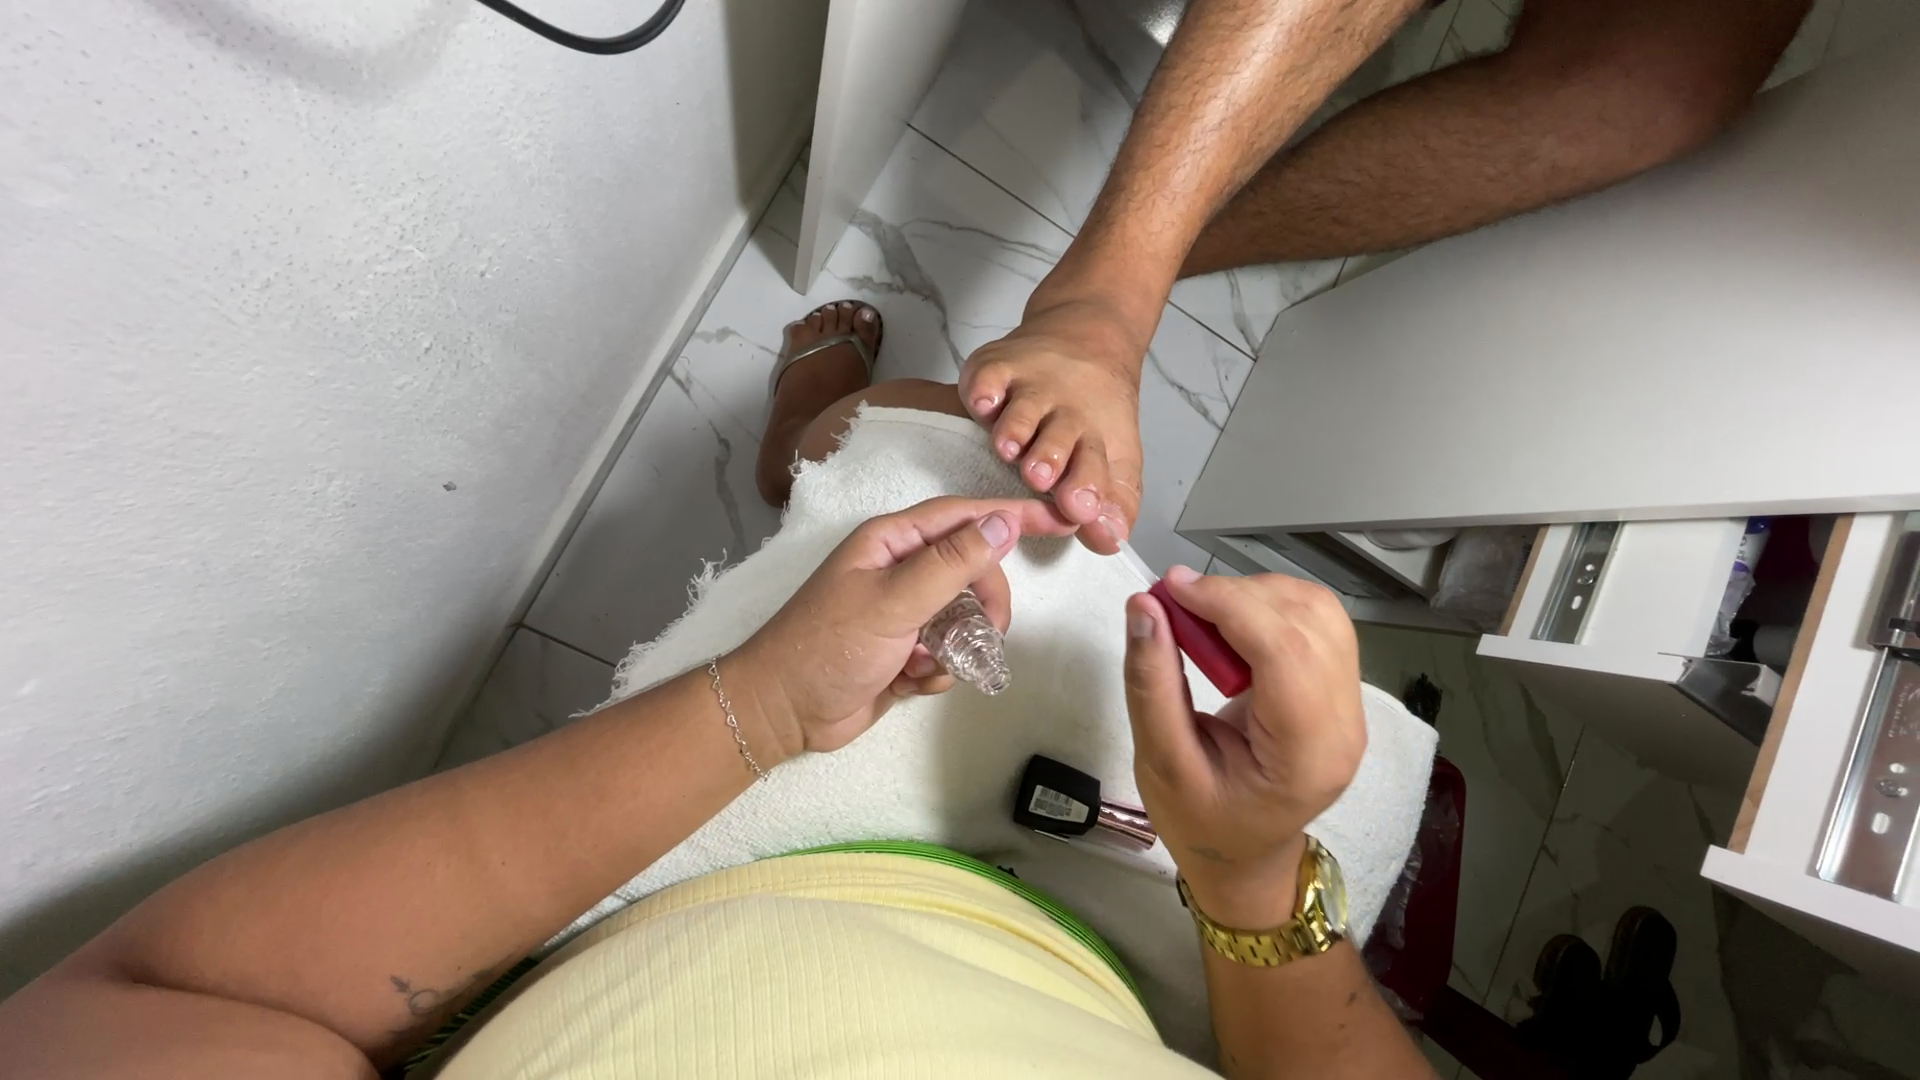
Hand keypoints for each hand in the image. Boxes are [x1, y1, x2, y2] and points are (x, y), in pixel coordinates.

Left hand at [731, 496, 1076, 759]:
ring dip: (958, 645)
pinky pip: (949, 650)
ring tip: (926, 665)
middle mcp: (903, 569)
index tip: (1063, 520)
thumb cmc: (829, 647)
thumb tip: (1004, 524)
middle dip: (985, 605)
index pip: (966, 517)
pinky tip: (910, 681)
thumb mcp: (893, 601)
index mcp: (894, 541)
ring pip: (965, 616)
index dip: (1014, 517)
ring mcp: (906, 610)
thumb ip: (952, 563)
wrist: (783, 713)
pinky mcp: (907, 648)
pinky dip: (939, 669)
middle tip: (986, 634)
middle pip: (974, 571)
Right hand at [959, 298, 1147, 555]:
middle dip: (1049, 457)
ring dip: (1016, 429)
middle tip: (1039, 476)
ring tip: (1009, 448)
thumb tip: (1109, 540)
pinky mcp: (998, 369)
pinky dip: (983, 389)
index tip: (1081, 509)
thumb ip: (1112, 506)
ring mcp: (1031, 391)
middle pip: (1059, 439)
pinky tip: (983, 403)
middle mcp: (1064, 416)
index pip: (1095, 468)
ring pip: (1024, 411)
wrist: (1086, 339)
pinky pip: (988, 376)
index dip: (1088, 489)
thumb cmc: (1092, 416)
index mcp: (1094, 444)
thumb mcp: (1115, 461)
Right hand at [1123, 566, 1367, 927]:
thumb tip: (1144, 606)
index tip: (1170, 588)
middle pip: (1307, 621)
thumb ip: (1151, 684)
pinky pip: (1315, 623)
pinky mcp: (1338, 689)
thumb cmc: (1200, 822)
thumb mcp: (1159, 762)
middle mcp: (1343, 722)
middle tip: (1175, 603)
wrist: (1244, 855)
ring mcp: (1348, 705)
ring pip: (1317, 611)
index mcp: (1305, 754)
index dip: (1229, 603)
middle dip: (1236, 595)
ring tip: (1201, 614)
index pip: (1285, 651)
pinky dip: (1268, 606)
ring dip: (1254, 595)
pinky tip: (1230, 624)